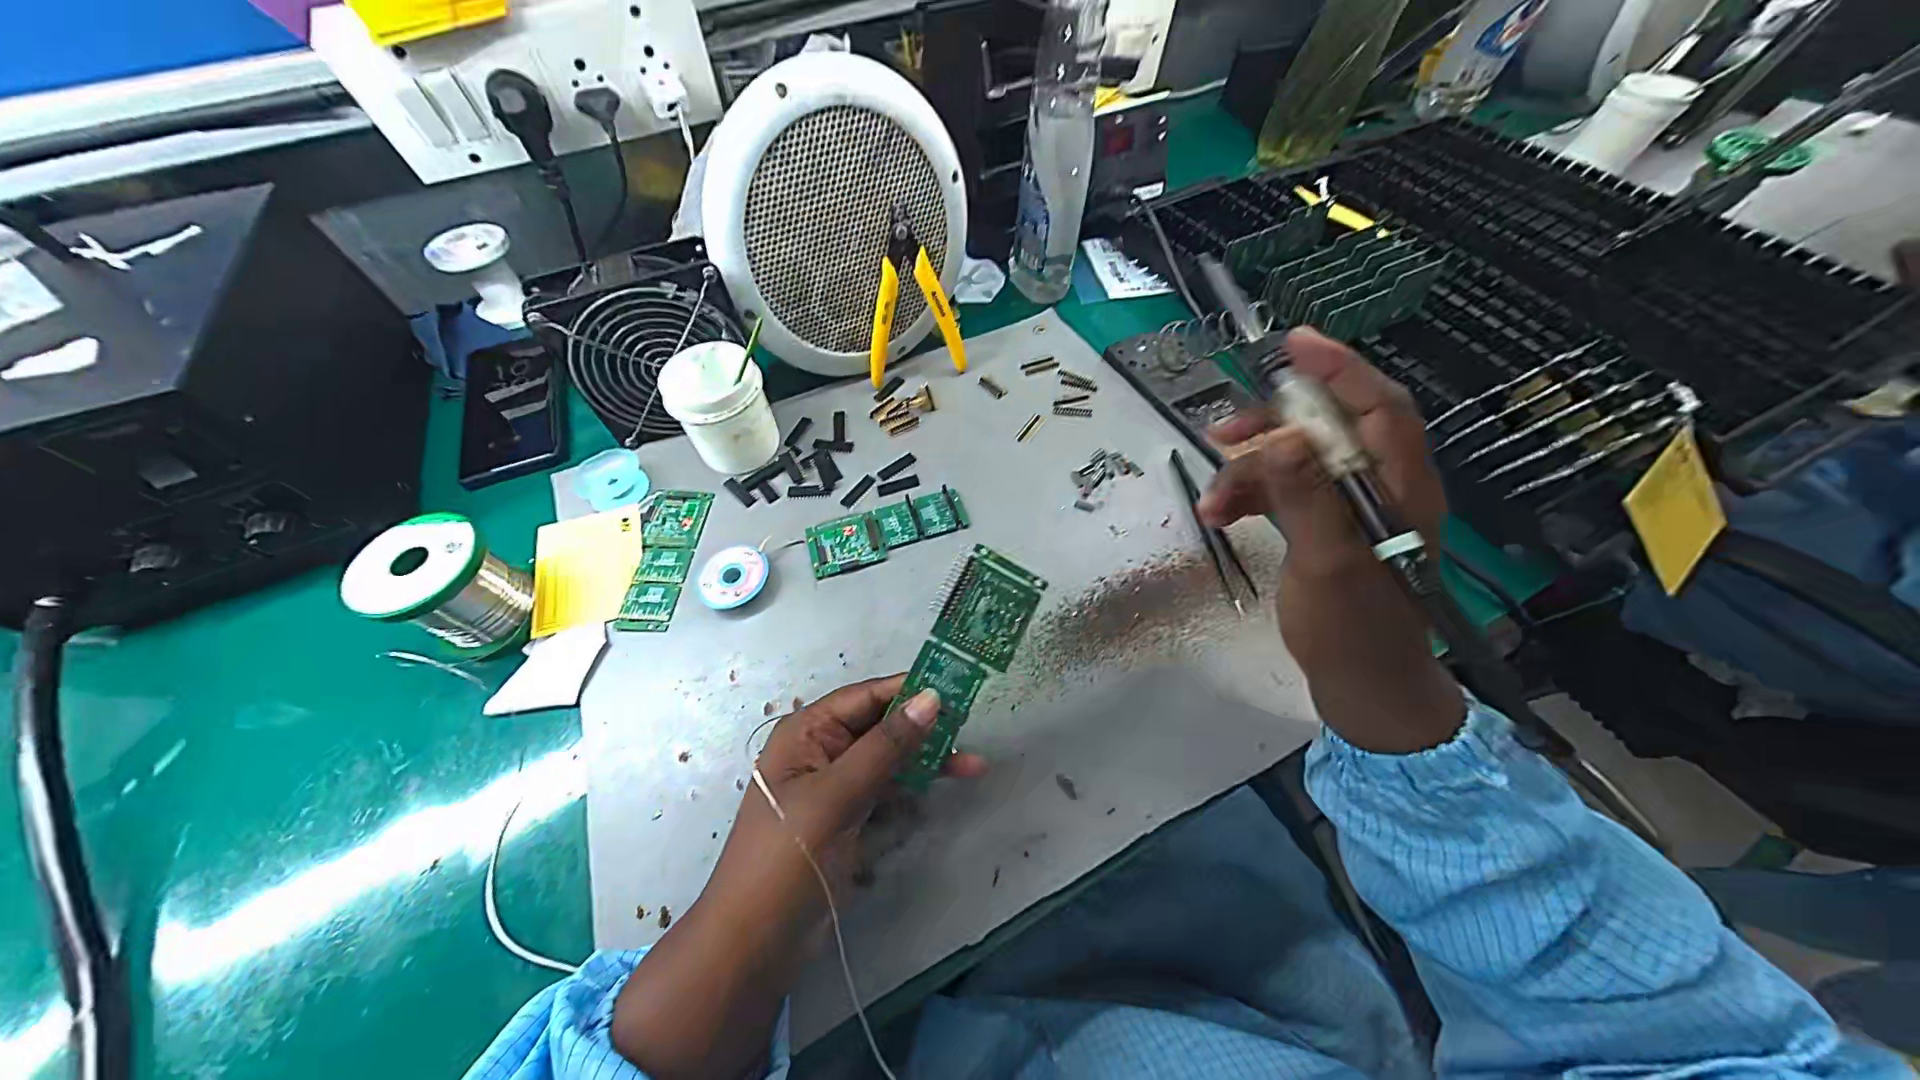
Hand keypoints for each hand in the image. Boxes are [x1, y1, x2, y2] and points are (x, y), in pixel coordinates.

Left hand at [612, 676, 984, 1079]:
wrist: (755, 943)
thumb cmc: (786, 856)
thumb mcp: (837, 795)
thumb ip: (886, 746)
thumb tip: (931, 697)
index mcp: (807, 732)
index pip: (866, 697)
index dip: (909, 688)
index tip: (958, 685)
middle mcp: (822, 750)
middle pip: (882, 725)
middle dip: (925, 727)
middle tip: (971, 727)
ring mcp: (837, 785)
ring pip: (891, 758)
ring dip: (928, 760)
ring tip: (974, 765)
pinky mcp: (850, 816)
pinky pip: (889, 789)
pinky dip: (915, 788)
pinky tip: (946, 787)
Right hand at [1197, 328, 1463, 752]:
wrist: (1363, 687)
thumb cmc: (1355, 629)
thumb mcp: (1329, 561)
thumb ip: (1308, 495)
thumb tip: (1281, 434)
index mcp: (1398, 486)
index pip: (1378, 406)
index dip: (1340, 368)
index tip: (1294, 343)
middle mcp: (1377, 487)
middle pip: (1324, 430)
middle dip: (1270, 428)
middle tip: (1222, 433)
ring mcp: (1347, 510)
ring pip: (1294, 464)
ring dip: (1247, 473)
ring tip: (1210, 502)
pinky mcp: (1322, 531)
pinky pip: (1282, 496)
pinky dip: (1249, 499)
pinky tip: (1219, 516)